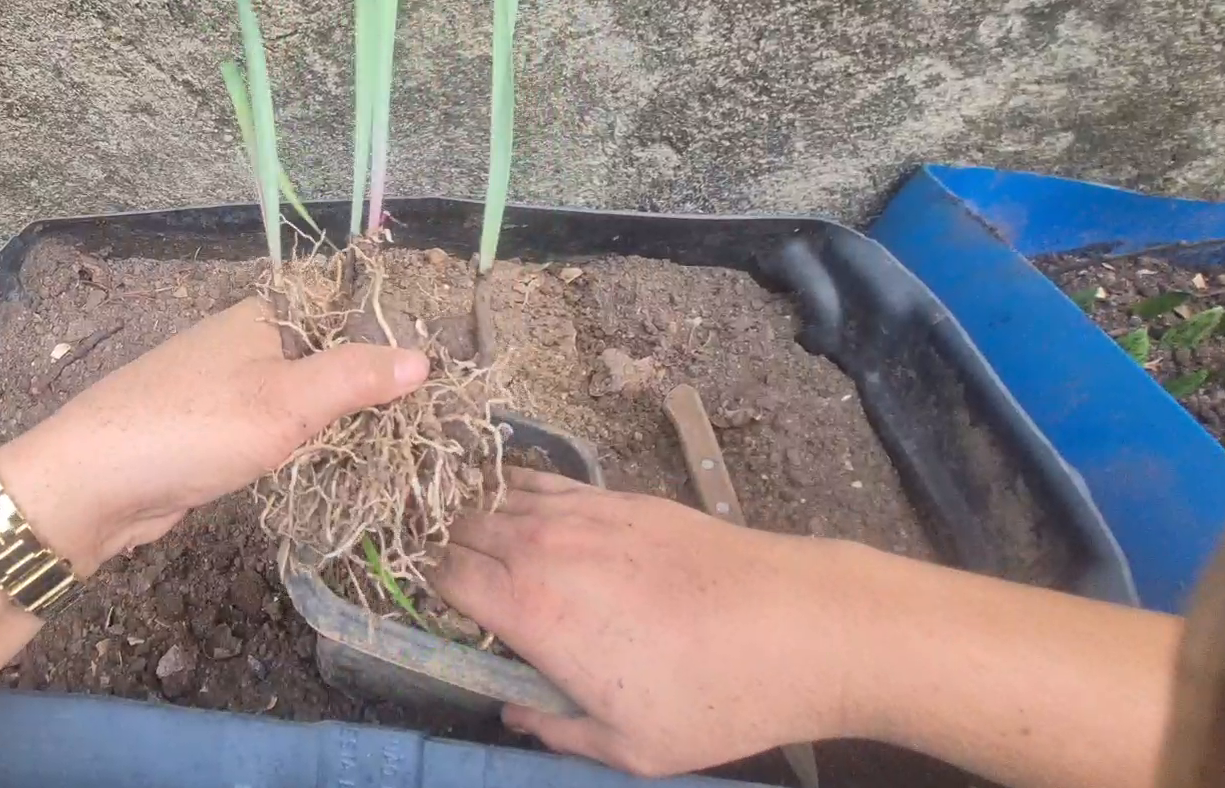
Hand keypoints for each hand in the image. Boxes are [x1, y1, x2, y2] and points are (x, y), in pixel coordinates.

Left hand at [0, 296, 428, 573]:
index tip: (444, 375)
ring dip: (343, 418)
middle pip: (331, 353)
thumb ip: (354, 377)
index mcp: (267, 316)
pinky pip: (281, 426)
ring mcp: (233, 386)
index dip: (394, 335)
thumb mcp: (285, 402)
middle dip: (374, 386)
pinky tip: (340, 463)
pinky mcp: (221, 428)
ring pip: (307, 394)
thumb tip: (424, 358)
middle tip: (433, 424)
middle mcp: (251, 341)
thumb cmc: (193, 427)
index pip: (348, 310)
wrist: (93, 483)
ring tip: (402, 447)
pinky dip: (310, 441)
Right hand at [433, 470, 857, 776]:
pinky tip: (524, 504)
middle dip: (452, 549)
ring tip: (492, 539)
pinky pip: (536, 479)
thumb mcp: (630, 746)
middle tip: (470, 576)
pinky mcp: (605, 493)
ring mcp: (570, 512)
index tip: (449, 603)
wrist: (788, 623)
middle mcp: (534, 548)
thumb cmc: (708, 695)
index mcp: (527, 609)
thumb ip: (554, 728)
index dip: (435, 586)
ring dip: (480, 519)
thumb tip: (511, 709)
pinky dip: (515, 490)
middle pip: (461, 530)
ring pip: (493, 500)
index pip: (445, 574)